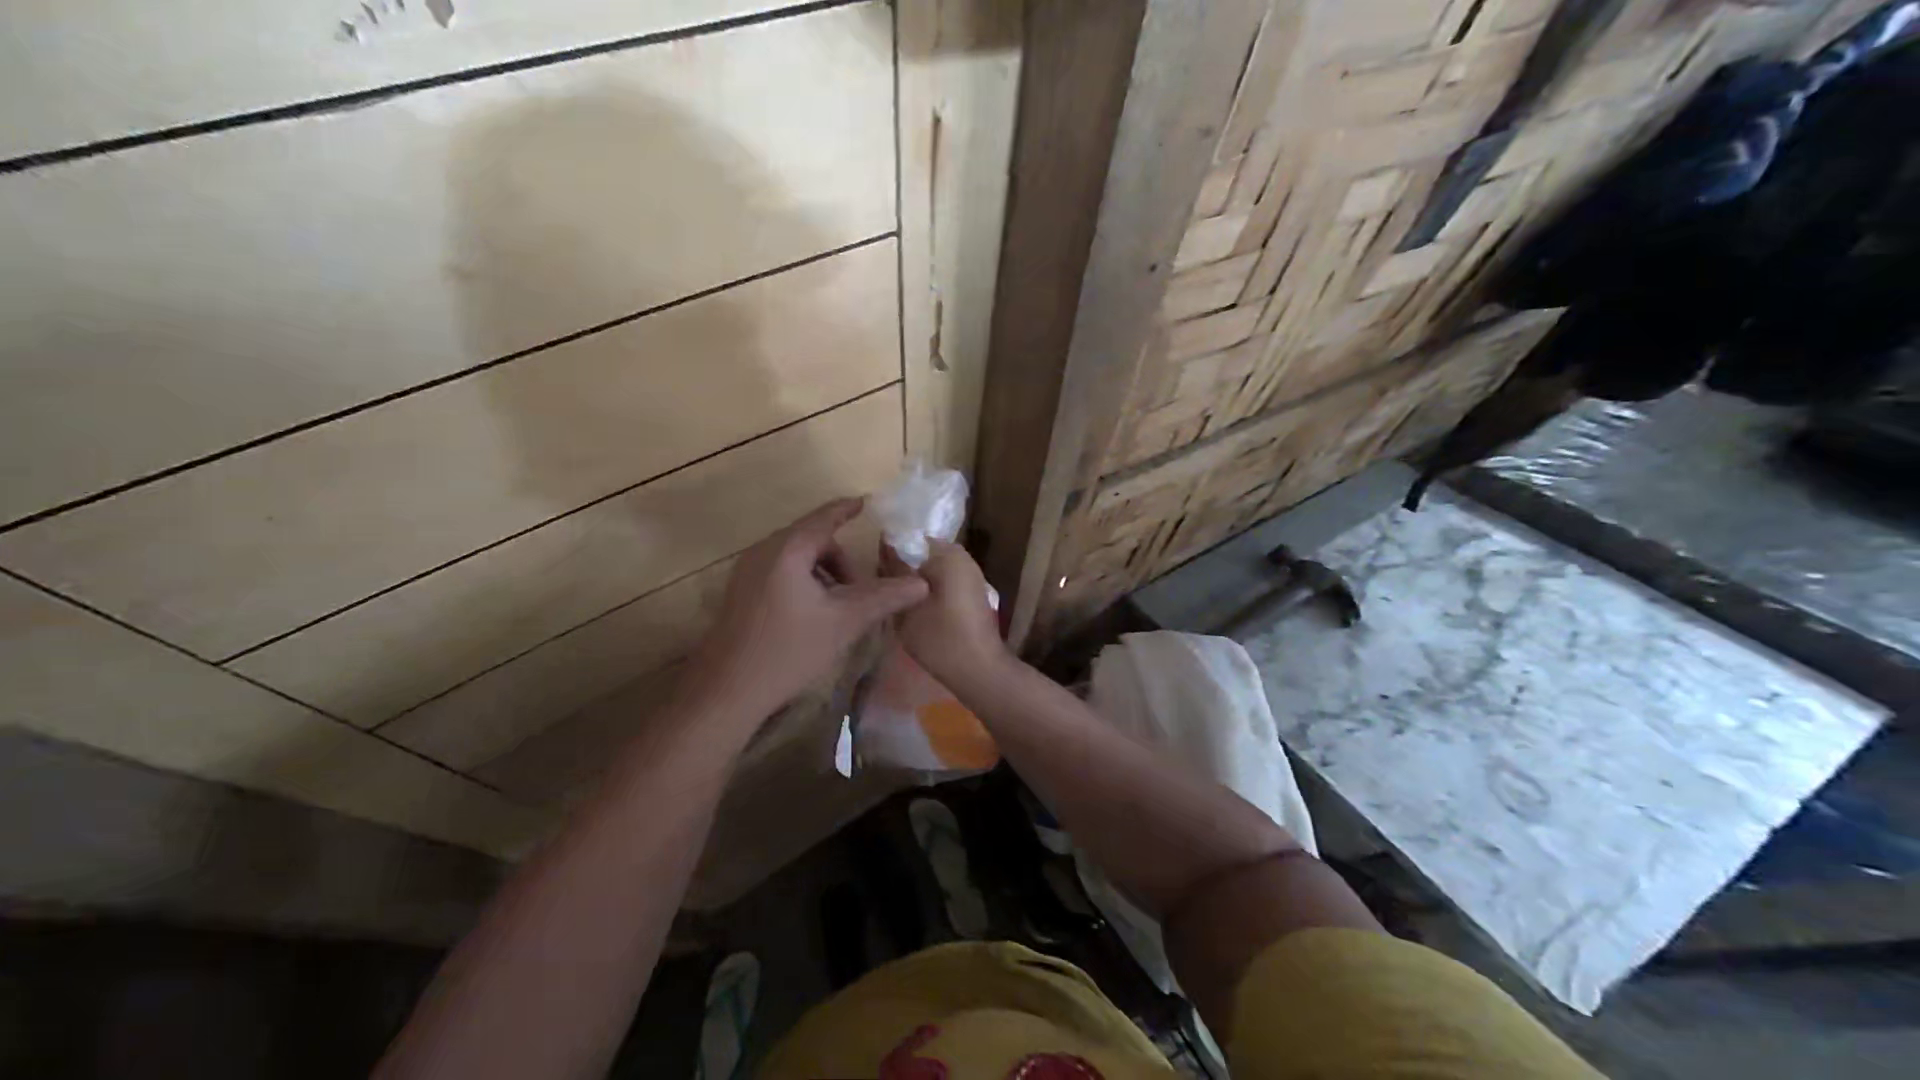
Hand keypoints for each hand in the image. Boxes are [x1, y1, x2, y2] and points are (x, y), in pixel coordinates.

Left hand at [682, 498, 928, 724]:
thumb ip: (884, 598)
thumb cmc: (788, 650)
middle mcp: (763, 552)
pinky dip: (804, 583)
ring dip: (823, 574)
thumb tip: (921, 585)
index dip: (848, 509)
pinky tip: (813, 617)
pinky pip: (780, 573)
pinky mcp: (740, 593)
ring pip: (796, 558)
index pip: (825, 517)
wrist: (727, 691)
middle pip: (812, 540)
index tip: (867, 503)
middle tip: (860, 591)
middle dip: (840, 560)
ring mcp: (747, 572)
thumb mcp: (843, 622)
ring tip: (839, 609)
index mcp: (787, 550)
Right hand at [889, 540, 1009, 686]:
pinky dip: (929, 591)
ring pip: (933, 569)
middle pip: (922, 554)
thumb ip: (896, 571)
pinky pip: (944, 582)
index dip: (889, 552)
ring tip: (894, 600)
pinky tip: (915, 609)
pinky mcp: (973, 594)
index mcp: (948, 553)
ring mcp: (971, 575)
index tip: (874, 570)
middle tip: (880, 587)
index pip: (910, 539)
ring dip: (915, 581)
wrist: (979, 670)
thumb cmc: (940, 637)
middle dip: (902, 567)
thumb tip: (886, 546)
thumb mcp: (908, 605)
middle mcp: (963, 557)